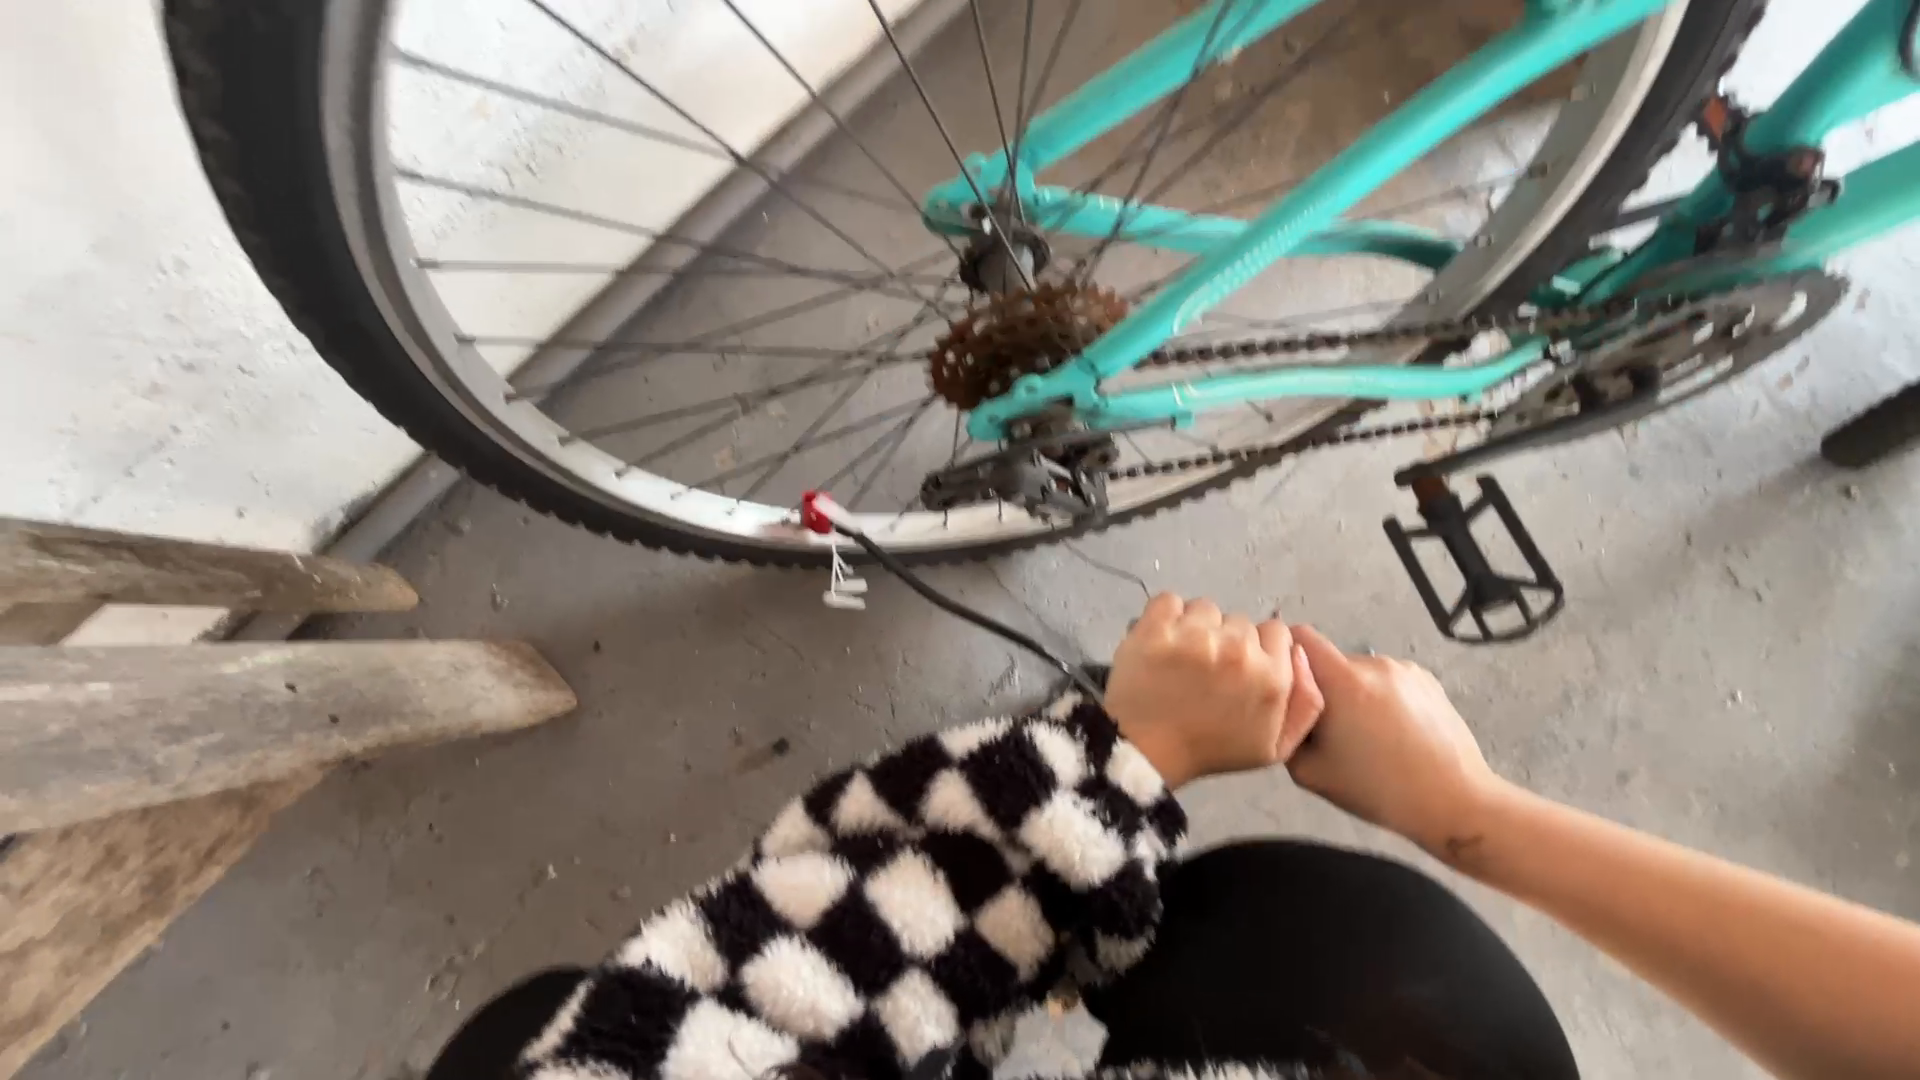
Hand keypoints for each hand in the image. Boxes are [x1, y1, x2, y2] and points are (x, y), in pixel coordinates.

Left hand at [1103, 593, 1323, 788]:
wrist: (1147, 751)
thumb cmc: (1211, 750)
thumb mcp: (1275, 746)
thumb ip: (1306, 702)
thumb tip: (1301, 653)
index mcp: (1270, 676)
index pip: (1276, 632)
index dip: (1259, 647)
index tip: (1239, 665)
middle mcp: (1237, 649)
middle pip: (1240, 621)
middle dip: (1227, 639)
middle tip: (1207, 668)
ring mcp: (1194, 636)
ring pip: (1206, 608)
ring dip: (1197, 625)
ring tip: (1183, 654)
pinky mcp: (1156, 628)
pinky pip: (1169, 600)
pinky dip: (1166, 614)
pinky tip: (1163, 639)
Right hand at [1285, 626, 1506, 861]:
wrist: (1455, 802)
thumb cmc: (1377, 789)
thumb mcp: (1308, 771)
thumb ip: (1287, 729)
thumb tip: (1285, 706)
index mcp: (1342, 681)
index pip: (1299, 636)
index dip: (1286, 654)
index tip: (1286, 684)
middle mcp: (1373, 664)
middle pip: (1328, 660)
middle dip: (1321, 686)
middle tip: (1329, 728)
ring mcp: (1404, 669)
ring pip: (1357, 672)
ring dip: (1351, 693)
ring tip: (1366, 734)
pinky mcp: (1427, 679)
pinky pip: (1385, 680)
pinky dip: (1379, 697)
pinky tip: (1392, 731)